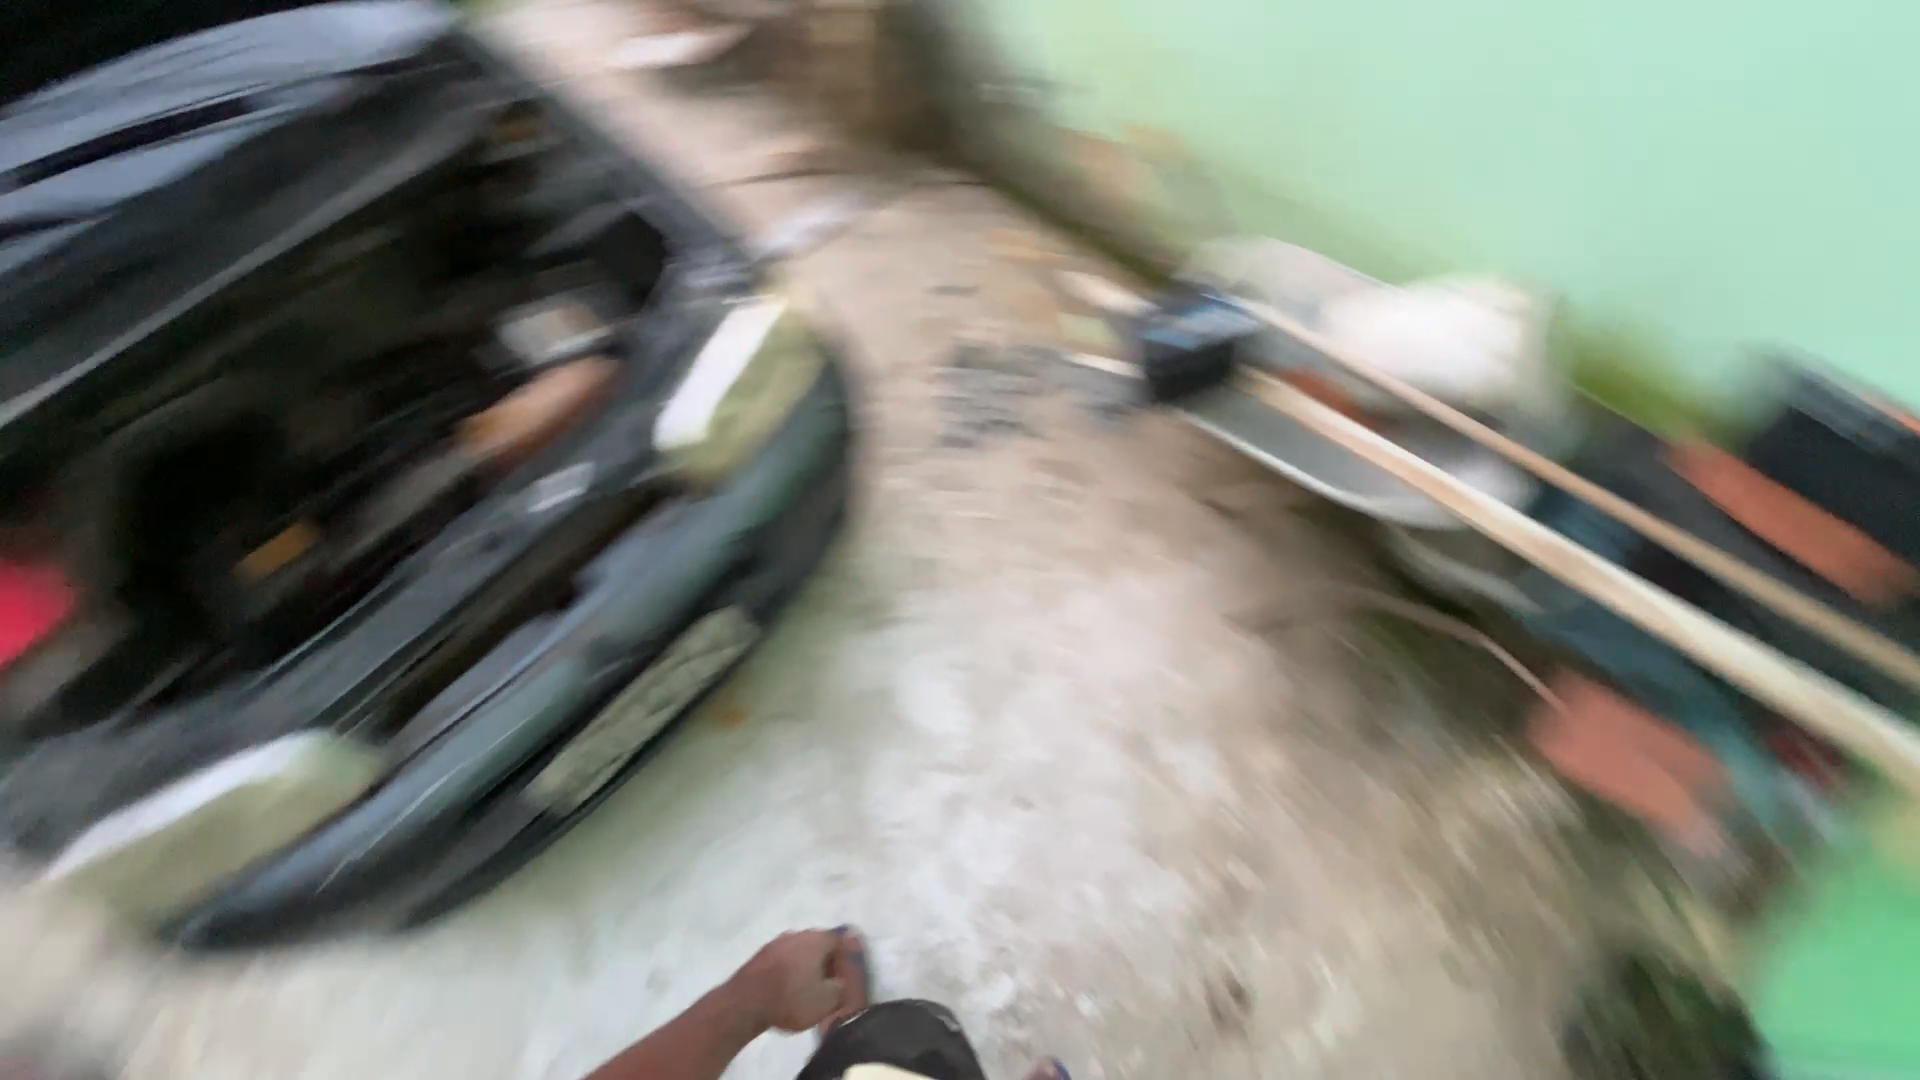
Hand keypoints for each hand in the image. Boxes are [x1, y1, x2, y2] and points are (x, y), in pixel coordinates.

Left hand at [730, 928, 860, 1032]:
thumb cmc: (791, 998)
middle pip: (820, 944)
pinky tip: (786, 989)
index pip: (841, 940)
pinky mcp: (761, 955)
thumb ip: (841, 988)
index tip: (845, 978)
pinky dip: (788, 971)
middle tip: (828, 984)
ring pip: (800, 951)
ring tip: (806, 990)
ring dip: (805, 966)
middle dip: (825, 962)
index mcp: (818, 939)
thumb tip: (841, 982)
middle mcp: (799, 933)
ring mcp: (777, 942)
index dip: (846, 959)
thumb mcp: (826, 1001)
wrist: (744, 1003)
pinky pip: (783, 960)